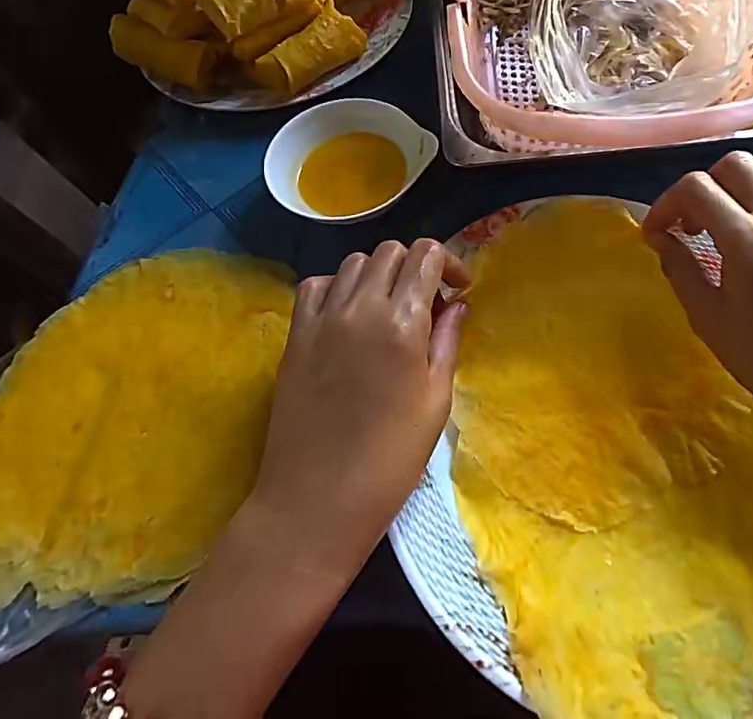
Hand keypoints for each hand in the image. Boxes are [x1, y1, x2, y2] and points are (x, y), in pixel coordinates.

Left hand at [248, 239, 470, 575]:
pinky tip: (348, 314)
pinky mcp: (295, 334)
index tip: (457, 289)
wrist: (317, 500)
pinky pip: (316, 286)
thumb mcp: (436, 402)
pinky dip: (337, 287)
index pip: (426, 255)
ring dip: (379, 274)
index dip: (449, 263)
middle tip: (427, 303)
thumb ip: (447, 342)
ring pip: (353, 263)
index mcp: (402, 322)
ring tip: (388, 309)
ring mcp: (321, 318)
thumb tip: (456, 305)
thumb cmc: (391, 460)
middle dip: (416, 266)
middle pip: (390, 252)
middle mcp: (360, 307)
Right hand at [642, 151, 752, 464]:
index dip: (665, 205)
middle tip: (690, 227)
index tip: (656, 235)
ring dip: (736, 191)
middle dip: (701, 187)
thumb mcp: (709, 319)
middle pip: (734, 165)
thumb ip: (681, 269)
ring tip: (723, 229)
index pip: (696, 188)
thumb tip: (661, 238)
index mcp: (747, 241)